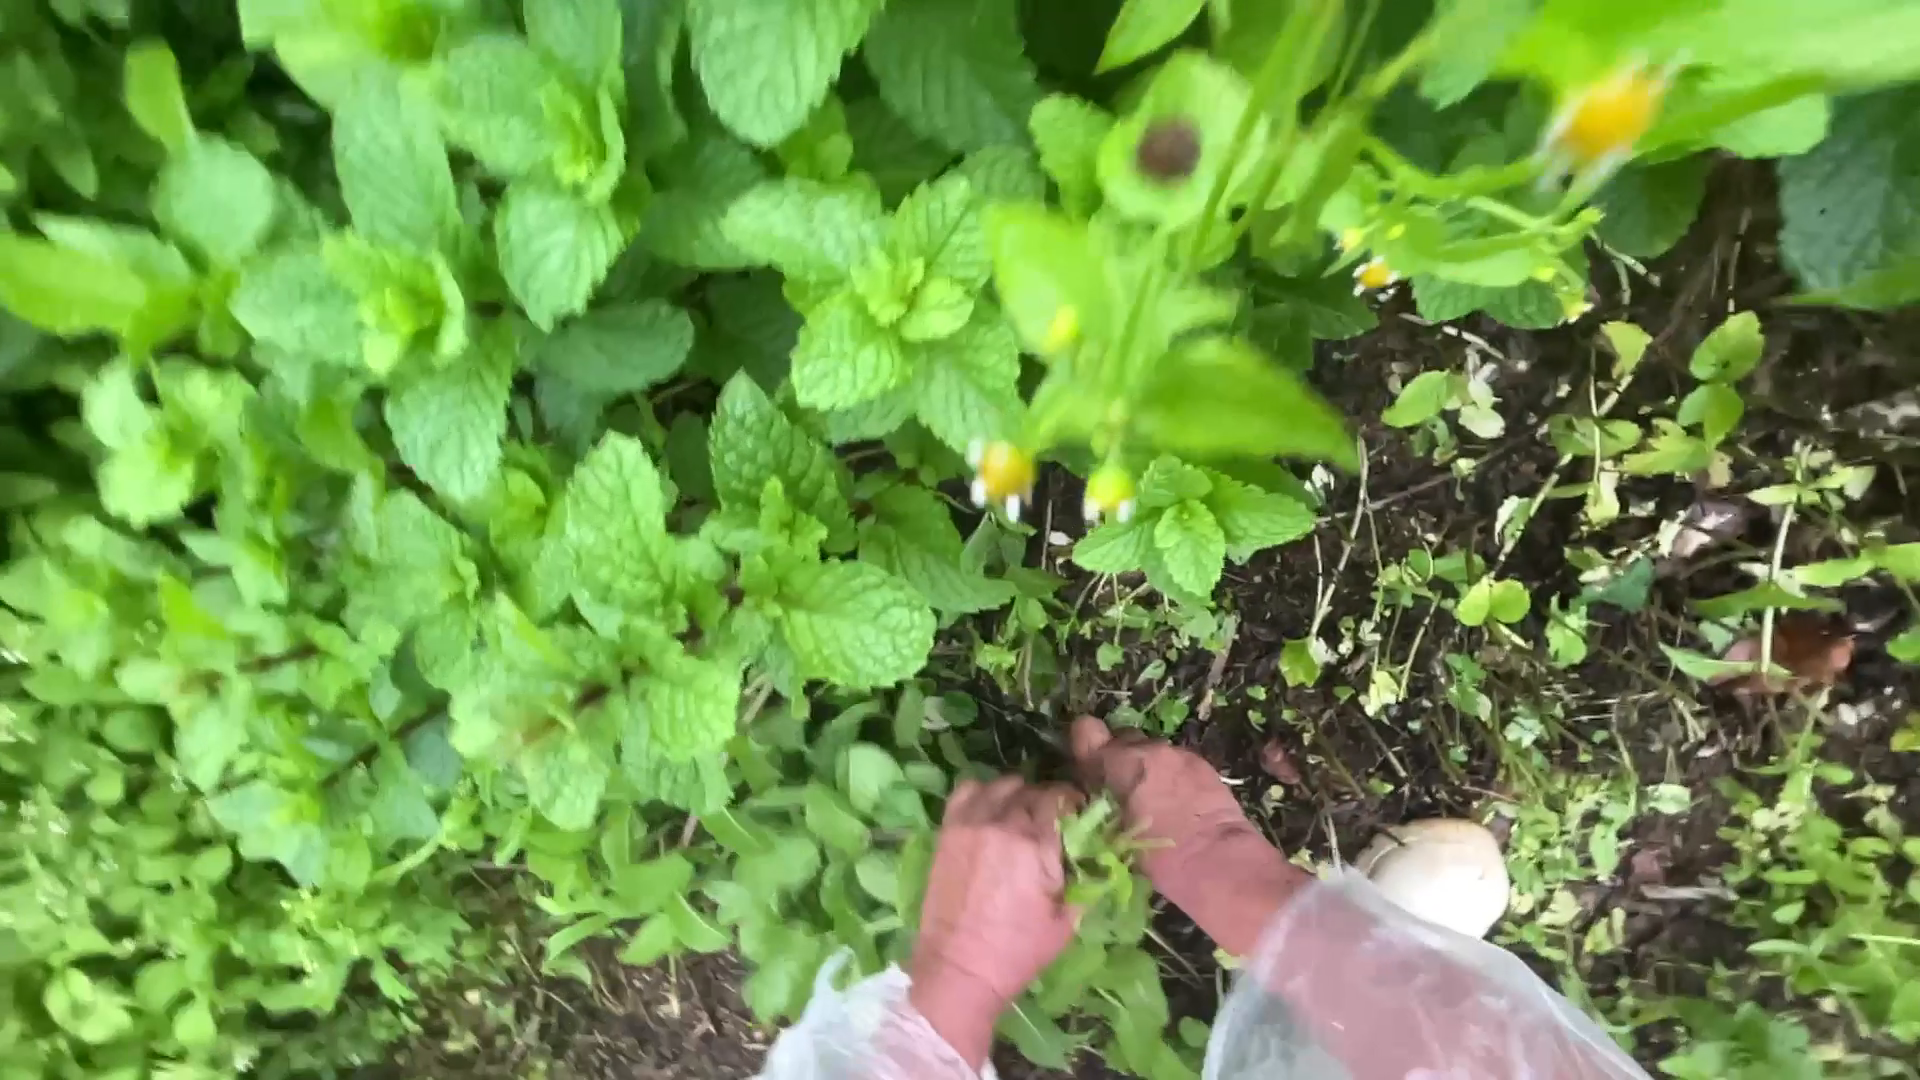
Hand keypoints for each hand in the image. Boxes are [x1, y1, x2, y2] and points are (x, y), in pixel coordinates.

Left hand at [909, 776, 1078, 1069]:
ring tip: (1020, 810)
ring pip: (1002, 786)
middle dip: (1046, 801)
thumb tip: (1097, 855)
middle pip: (1032, 792)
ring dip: (1017, 793)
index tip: (1076, 811)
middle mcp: (1005, 825)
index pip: (1059, 799)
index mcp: (1038, 847)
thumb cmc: (1016, 952)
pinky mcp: (949, 828)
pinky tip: (990, 807)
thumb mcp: (1067, 923)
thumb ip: (1085, 882)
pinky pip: (967, 790)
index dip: (1070, 801)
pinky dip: (982, 791)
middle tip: (1050, 819)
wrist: (958, 968)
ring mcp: (973, 823)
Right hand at [1070, 715, 1309, 954]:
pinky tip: (1182, 800)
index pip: (1085, 729)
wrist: (1213, 860)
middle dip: (1122, 758)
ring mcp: (1173, 752)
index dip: (1087, 744)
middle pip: (1122, 738)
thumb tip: (1095, 791)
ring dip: (1150, 766)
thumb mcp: (1110, 829)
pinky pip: (1177, 759)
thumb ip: (1099, 799)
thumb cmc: (1155, 856)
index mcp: (1112, 764)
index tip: (1092, 763)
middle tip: (1127, 787)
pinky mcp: (1199, 760)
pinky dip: (1174, 774)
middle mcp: (1141, 748)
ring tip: (1159, 798)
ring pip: (1152, 749)